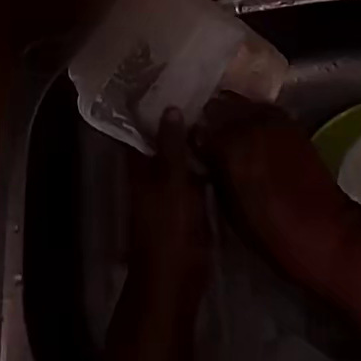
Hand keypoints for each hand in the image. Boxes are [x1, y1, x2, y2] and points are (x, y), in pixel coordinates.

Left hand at [128, 108, 210, 294]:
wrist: (176, 280)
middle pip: (161, 138)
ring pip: (178, 155)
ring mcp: (168, 187)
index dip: (151, 103)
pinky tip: (222, 149)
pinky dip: (203, 162)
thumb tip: (170, 107)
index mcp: (138, 162)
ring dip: (191, 139)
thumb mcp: (172, 183)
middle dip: (175, 119)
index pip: (141, 124)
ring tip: (214, 112)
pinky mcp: (186, 204)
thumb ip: (171, 147)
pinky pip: (193, 174)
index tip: (168, 80)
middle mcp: (149, 171)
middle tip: (200, 92)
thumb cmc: (168, 229)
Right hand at [196, 93, 354, 286]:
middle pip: (214, 106)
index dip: (189, 138)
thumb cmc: (270, 230)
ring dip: (231, 115)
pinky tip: (253, 135)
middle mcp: (243, 122)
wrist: (328, 236)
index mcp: (222, 143)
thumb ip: (211, 170)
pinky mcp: (289, 123)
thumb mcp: (227, 205)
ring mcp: (268, 118)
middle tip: (207, 139)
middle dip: (208, 120)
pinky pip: (261, 109)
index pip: (192, 128)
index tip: (189, 148)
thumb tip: (201, 154)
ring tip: (230, 134)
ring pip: (237, 103)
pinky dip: (253, 117)